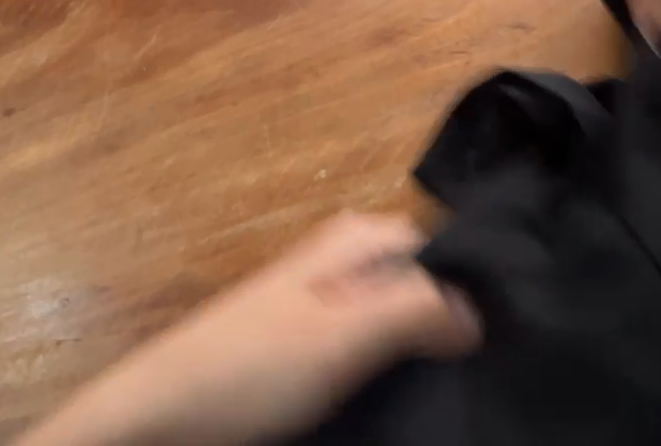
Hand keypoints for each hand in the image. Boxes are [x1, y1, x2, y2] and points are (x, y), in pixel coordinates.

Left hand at [18, 213, 480, 445]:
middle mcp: (349, 258)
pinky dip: (394, 367)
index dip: (475, 288)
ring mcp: (330, 301)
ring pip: (403, 317)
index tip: (505, 337)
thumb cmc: (250, 368)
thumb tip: (483, 310)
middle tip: (481, 372)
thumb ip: (415, 310)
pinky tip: (405, 398)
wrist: (156, 421)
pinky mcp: (315, 343)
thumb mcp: (342, 336)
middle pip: (426, 282)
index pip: (445, 247)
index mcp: (359, 238)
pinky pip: (376, 346)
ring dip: (425, 351)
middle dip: (452, 321)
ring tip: (454, 389)